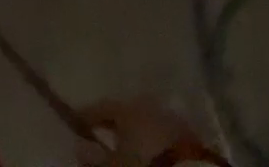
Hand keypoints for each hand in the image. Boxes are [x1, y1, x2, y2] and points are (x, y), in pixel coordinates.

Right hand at [74, 98, 212, 166]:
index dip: (86, 117)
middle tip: (103, 137)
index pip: (100, 108)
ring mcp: (172, 121)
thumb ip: (94, 159)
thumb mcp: (115, 166)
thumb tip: (78, 149)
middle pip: (126, 113)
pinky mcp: (192, 138)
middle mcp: (148, 107)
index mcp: (126, 108)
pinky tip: (152, 155)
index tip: (76, 125)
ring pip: (148, 124)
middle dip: (114, 125)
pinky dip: (156, 144)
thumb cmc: (144, 165)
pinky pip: (166, 137)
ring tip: (130, 149)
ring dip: (137, 135)